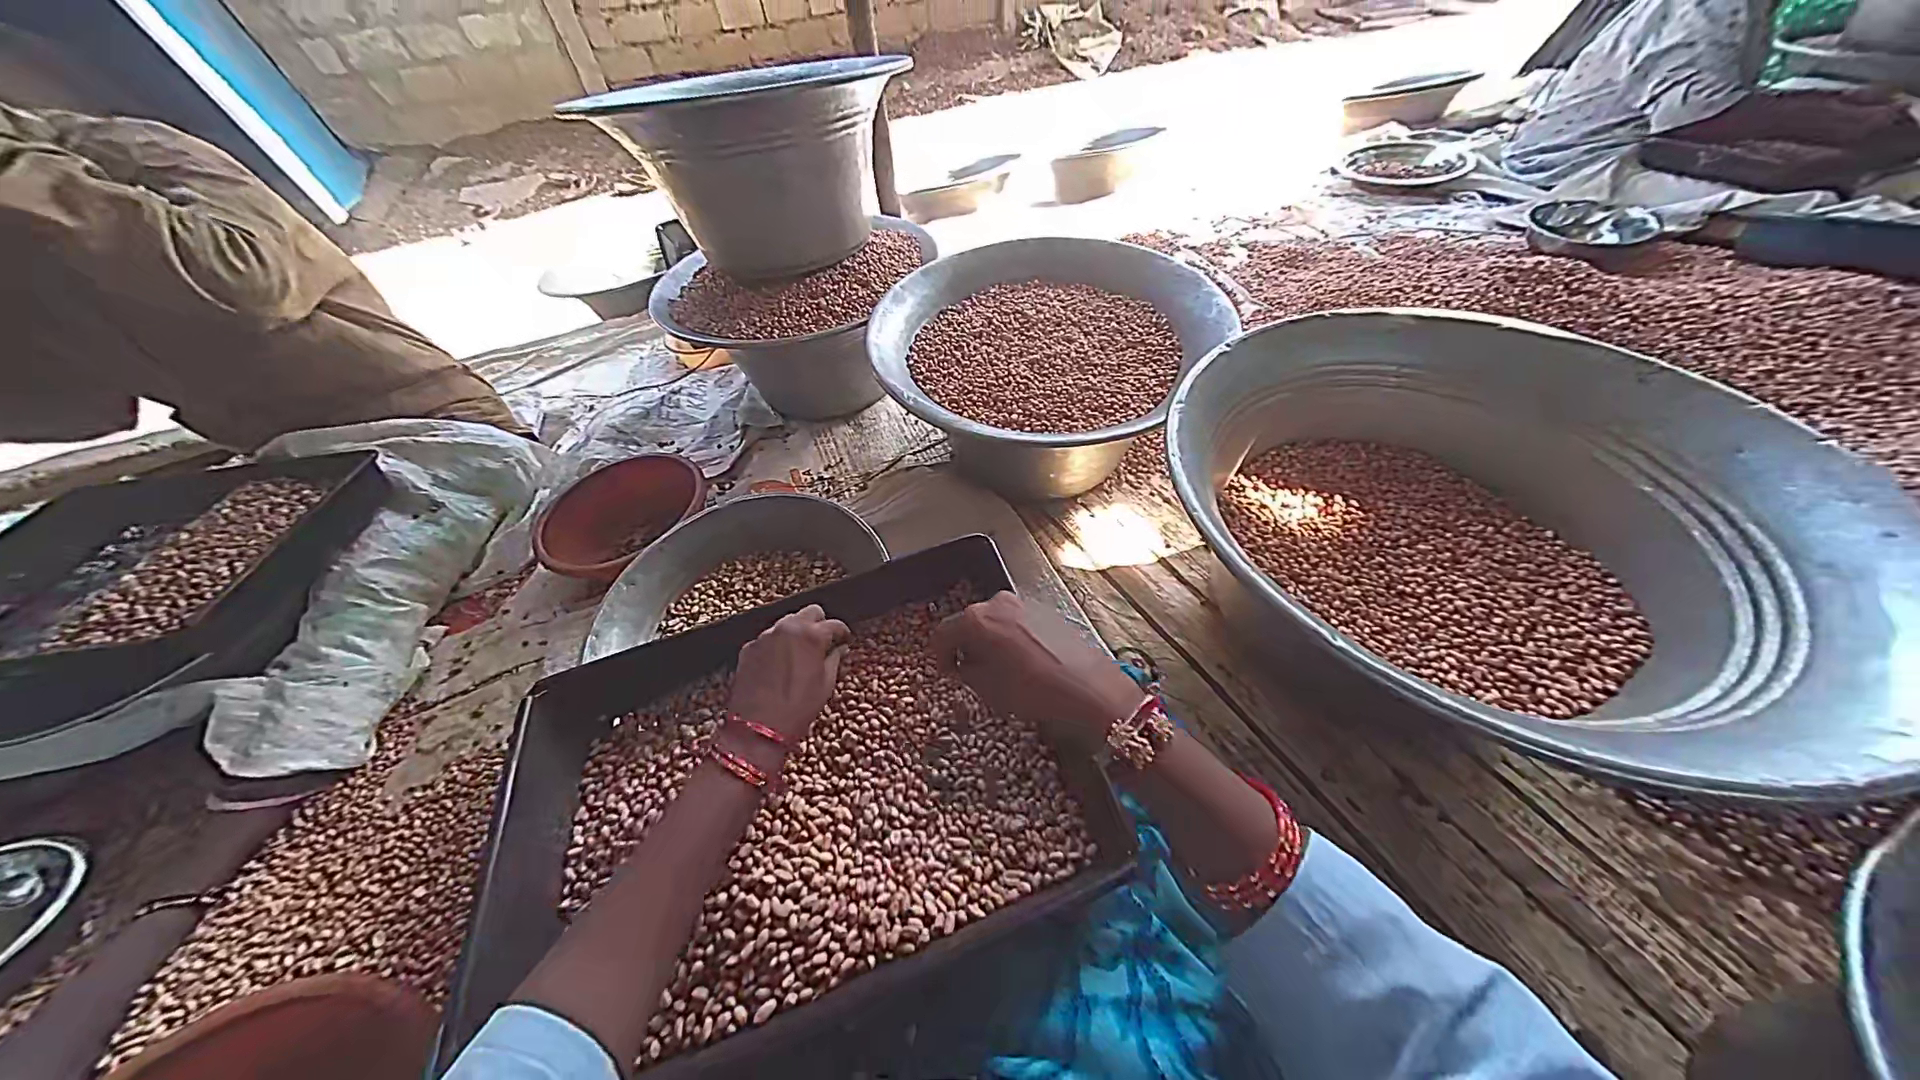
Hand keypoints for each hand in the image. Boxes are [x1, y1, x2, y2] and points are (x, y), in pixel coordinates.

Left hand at [727, 605, 850, 743]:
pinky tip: (781, 664)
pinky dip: (778, 645)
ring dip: (798, 632)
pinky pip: (768, 638)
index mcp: (811, 635)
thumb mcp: (825, 685)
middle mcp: (787, 629)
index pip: (834, 624)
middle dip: (820, 623)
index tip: (844, 639)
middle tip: (825, 641)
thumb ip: (834, 659)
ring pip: (787, 622)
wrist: (757, 728)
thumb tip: (839, 650)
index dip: (843, 632)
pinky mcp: (749, 648)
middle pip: (810, 612)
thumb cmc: (795, 709)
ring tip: (802, 653)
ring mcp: (765, 637)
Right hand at [928, 592, 1143, 752]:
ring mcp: (1025, 603)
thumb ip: (966, 671)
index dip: (940, 655)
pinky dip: (1012, 639)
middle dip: (967, 647)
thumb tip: (964, 664)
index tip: (946, 672)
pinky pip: (1018, 623)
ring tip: (1000, 671)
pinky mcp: (1047, 610)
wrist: (1089, 688)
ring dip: (991, 642)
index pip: (944, 632)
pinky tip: (1023, 663)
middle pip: (970, 623)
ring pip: (996, 621)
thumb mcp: (988, 688)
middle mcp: (998, 602)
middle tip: (970, 673)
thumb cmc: (1033, 689)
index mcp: (977, 618)